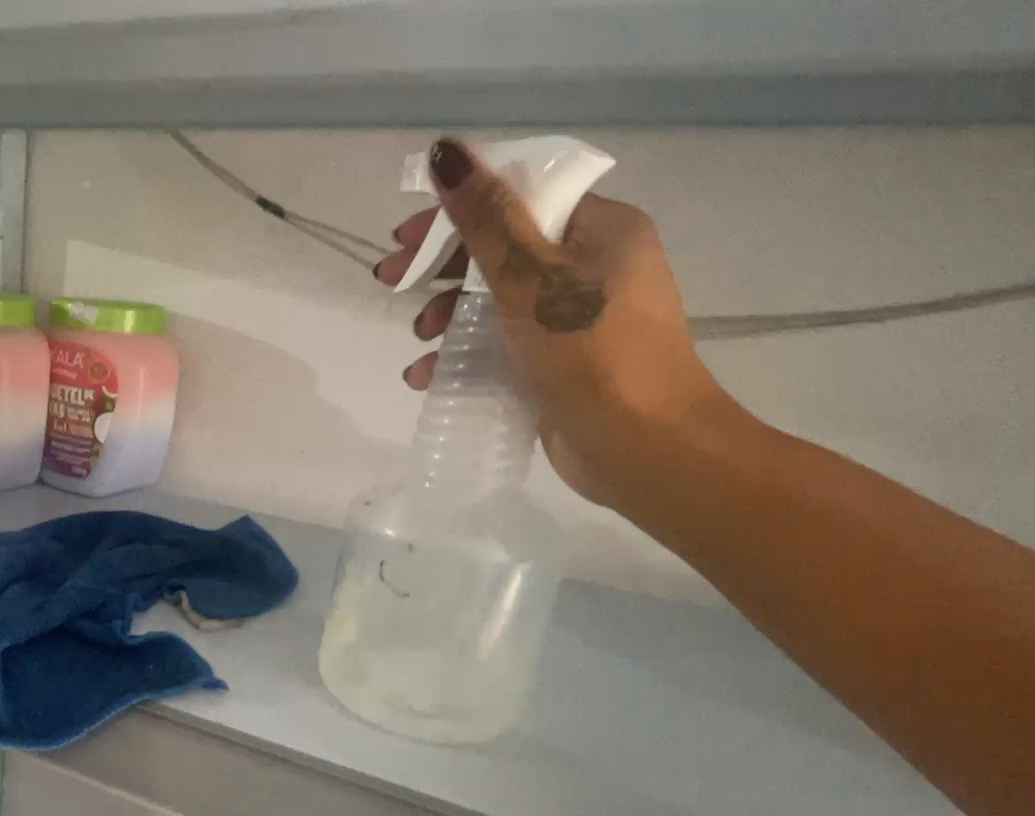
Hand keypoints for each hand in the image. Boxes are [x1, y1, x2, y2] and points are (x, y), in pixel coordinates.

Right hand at [374, 138, 740, 506]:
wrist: (642, 446)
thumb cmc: (590, 351)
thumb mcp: (529, 278)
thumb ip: (484, 218)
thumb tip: (446, 152)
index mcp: (599, 230)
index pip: (517, 197)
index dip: (455, 210)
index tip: (403, 237)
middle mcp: (591, 266)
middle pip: (499, 248)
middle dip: (440, 269)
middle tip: (391, 283)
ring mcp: (574, 318)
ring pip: (494, 300)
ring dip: (446, 316)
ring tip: (418, 341)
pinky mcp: (558, 361)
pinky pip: (501, 343)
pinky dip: (463, 354)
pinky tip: (428, 375)